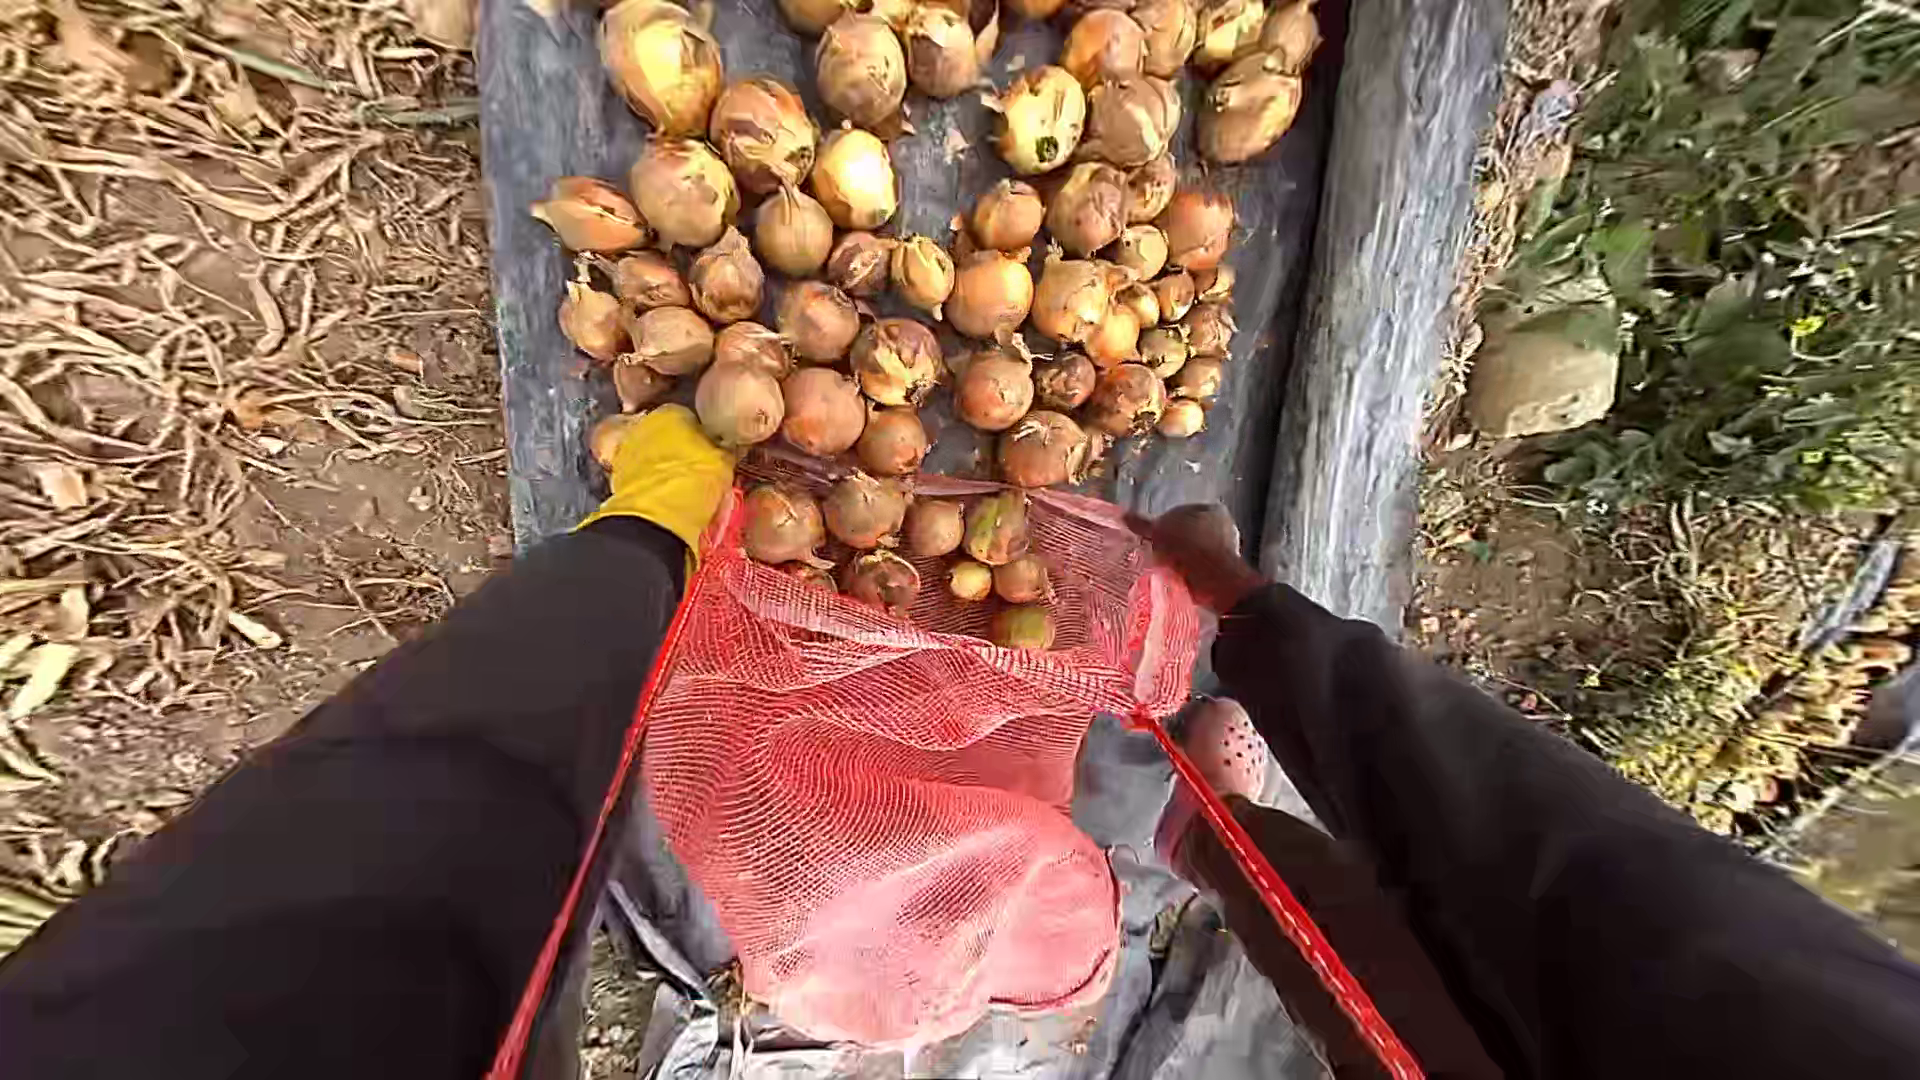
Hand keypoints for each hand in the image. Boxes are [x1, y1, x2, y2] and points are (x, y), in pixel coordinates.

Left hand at [578, 404, 733, 558]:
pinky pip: (644, 475)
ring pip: (655, 455)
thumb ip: (724, 450)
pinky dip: (654, 483)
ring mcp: (626, 450)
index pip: (693, 417)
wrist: (656, 521)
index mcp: (671, 413)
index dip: (706, 435)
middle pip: (669, 434)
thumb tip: (726, 449)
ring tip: (686, 487)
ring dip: (667, 466)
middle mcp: (643, 424)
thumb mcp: (725, 464)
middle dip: (683, 448)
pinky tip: (670, 497)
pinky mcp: (617, 476)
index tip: (716, 451)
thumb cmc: (695, 482)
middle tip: (702, 468)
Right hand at [1126, 504, 1265, 612]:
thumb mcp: (1158, 531)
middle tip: (1156, 551)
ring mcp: (1226, 551)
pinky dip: (1186, 574)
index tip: (1154, 535)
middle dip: (1173, 542)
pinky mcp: (1223, 573)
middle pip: (1189, 532)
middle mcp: (1225, 527)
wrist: (1210, 579)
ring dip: (1179, 560)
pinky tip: (1175, 578)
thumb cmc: (1188, 546)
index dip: (1165, 522)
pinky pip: (1197, 570)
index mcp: (1213, 509)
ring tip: (1164, 567)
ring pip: (1193, 553)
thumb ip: (1141, 523)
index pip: (1183, 511)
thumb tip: (1125, 516)